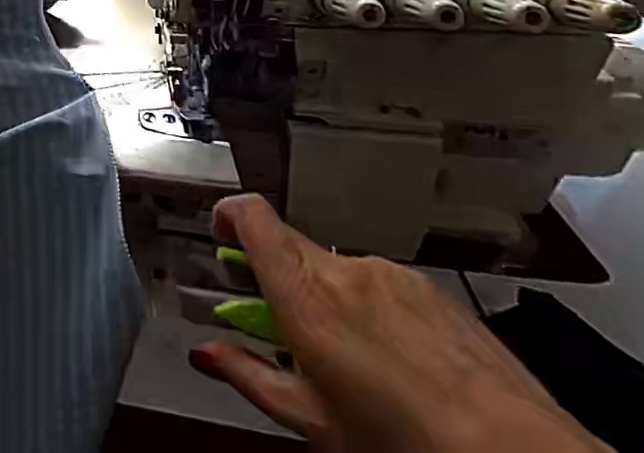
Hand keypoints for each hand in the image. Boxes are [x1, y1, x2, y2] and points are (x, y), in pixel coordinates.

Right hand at [191, 195, 609, 452]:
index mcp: (306, 296)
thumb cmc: (419, 446)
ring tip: (347, 356)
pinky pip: (381, 284)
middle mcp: (346, 272)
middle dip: (274, 274)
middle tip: (280, 321)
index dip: (228, 214)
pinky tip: (393, 360)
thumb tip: (209, 355)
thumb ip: (249, 375)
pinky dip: (370, 308)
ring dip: (326, 295)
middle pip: (288, 245)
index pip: (250, 216)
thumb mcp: (314, 421)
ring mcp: (394, 278)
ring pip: (335, 268)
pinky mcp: (433, 291)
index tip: (222, 235)